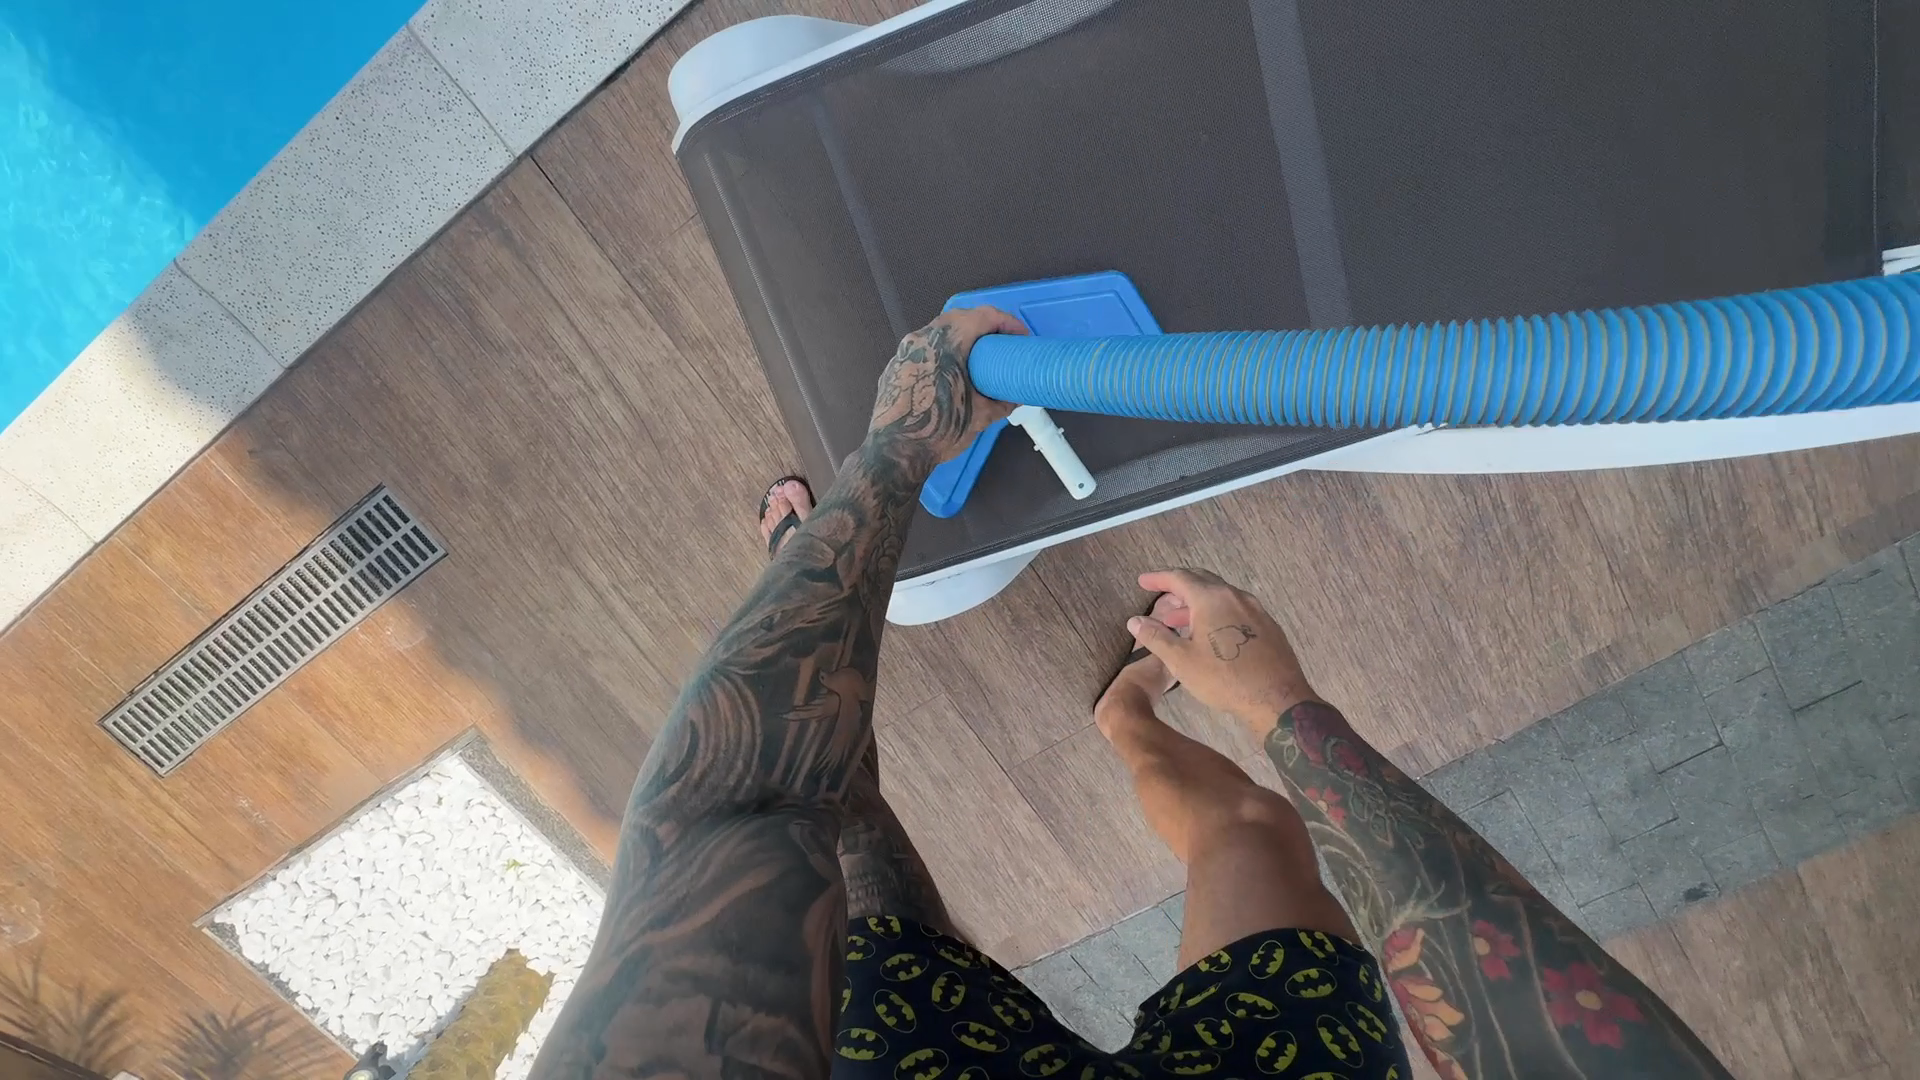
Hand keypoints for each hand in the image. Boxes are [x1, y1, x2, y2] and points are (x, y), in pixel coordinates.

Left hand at [867, 306, 1025, 467]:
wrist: (896, 452)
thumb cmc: (938, 431)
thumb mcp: (980, 416)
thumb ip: (1003, 401)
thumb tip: (1016, 397)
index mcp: (946, 343)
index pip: (983, 316)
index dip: (1007, 322)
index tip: (1019, 336)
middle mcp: (921, 339)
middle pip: (958, 319)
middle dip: (983, 327)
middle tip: (1000, 343)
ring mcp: (904, 353)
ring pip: (937, 334)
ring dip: (959, 340)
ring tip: (975, 360)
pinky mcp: (894, 368)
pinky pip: (922, 352)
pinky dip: (940, 355)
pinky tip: (948, 376)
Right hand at [1128, 568, 1319, 726]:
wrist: (1278, 700)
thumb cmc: (1224, 679)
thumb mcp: (1181, 660)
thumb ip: (1155, 636)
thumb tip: (1134, 621)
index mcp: (1212, 599)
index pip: (1179, 578)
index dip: (1158, 579)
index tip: (1143, 582)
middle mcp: (1235, 596)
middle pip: (1202, 581)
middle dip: (1178, 587)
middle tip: (1161, 597)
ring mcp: (1255, 609)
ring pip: (1220, 595)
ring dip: (1196, 602)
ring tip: (1178, 621)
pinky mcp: (1267, 625)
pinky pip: (1235, 608)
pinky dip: (1216, 612)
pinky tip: (1209, 633)